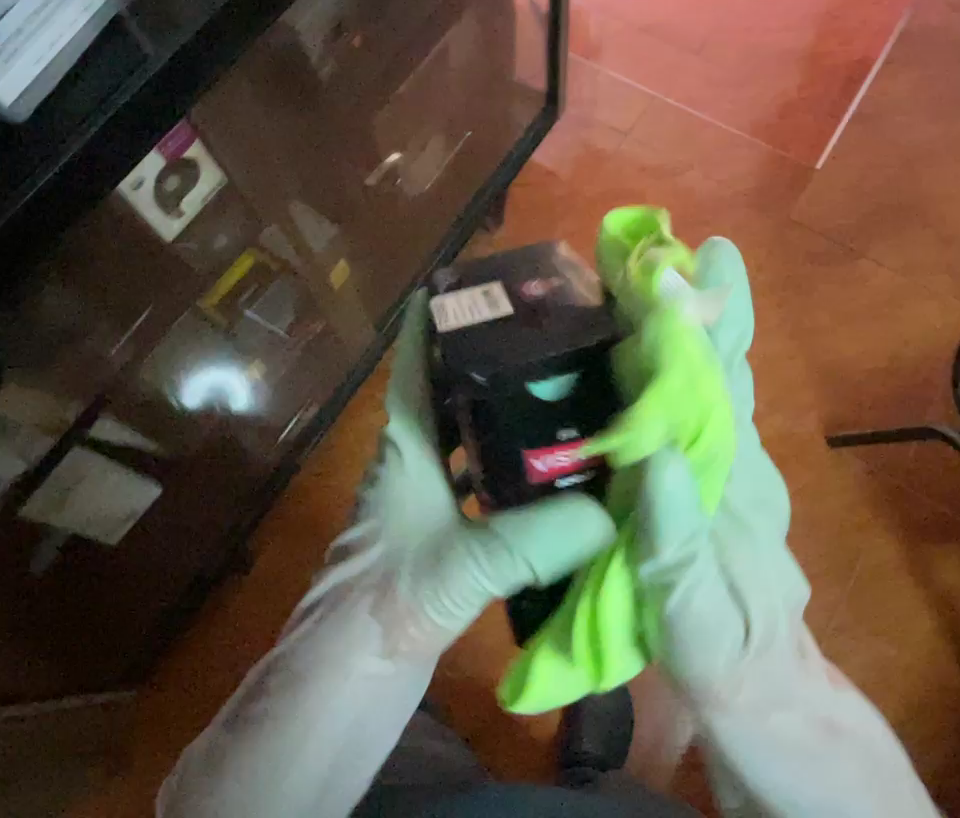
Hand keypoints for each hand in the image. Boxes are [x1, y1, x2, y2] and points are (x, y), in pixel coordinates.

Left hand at [338, 291, 615, 655]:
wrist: (350, 673)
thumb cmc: (393, 597)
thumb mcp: (472, 561)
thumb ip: (540, 537)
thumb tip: (609, 511)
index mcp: (405, 449)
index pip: (414, 369)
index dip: (426, 326)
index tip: (450, 286)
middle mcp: (409, 465)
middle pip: (443, 398)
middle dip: (478, 366)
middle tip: (531, 339)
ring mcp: (419, 504)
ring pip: (459, 444)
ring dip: (494, 420)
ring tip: (548, 396)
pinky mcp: (433, 539)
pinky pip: (472, 490)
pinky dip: (502, 478)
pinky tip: (541, 480)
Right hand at [630, 238, 938, 816]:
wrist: (773, 711)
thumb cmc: (742, 671)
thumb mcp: (705, 628)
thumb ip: (677, 548)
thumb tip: (655, 455)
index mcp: (734, 484)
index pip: (718, 382)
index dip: (701, 317)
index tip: (681, 254)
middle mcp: (734, 465)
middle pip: (716, 366)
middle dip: (686, 301)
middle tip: (640, 245)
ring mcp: (724, 477)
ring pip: (703, 385)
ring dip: (673, 327)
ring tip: (630, 280)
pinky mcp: (707, 495)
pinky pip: (685, 419)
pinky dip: (661, 376)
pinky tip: (624, 363)